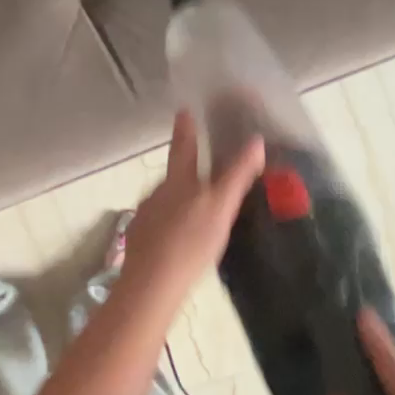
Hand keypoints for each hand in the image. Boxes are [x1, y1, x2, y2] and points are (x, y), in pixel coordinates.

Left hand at [116, 111, 263, 309]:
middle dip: (186, 172)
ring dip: (179, 202)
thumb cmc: (190, 243)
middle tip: (202, 175)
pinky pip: (159, 225)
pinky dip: (170, 227)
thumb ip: (237, 176)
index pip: (183, 148)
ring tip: (196, 216)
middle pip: (173, 176)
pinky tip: (180, 242)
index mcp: (178, 182)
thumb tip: (255, 141)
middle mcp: (156, 193)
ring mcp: (144, 217)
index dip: (185, 130)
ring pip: (165, 201)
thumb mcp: (221, 209)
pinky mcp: (140, 240)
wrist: (151, 284)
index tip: (183, 110)